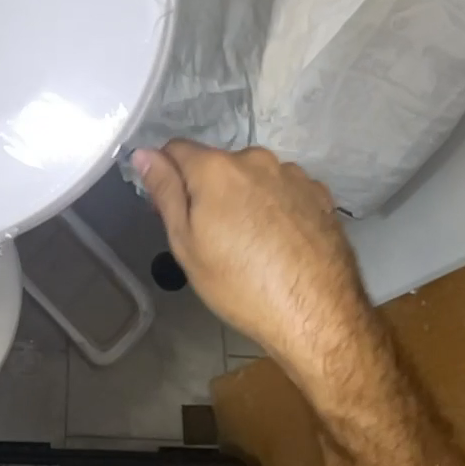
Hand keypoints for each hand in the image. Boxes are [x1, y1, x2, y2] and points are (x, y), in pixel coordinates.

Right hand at [133, 141, 369, 369]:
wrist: (319, 316)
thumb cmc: (240, 284)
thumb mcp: (186, 244)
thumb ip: (165, 192)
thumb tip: (144, 153)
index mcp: (216, 168)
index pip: (175, 149)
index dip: (167, 175)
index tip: (172, 209)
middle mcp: (255, 159)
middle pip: (217, 164)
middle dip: (209, 189)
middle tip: (213, 236)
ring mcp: (292, 174)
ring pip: (253, 176)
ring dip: (245, 196)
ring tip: (253, 243)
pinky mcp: (320, 193)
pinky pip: (284, 189)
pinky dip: (277, 206)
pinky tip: (282, 242)